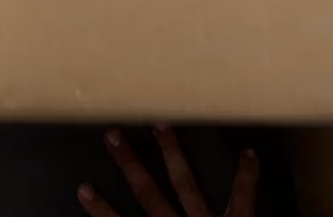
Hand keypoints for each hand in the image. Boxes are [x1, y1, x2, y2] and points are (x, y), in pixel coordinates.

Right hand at [77, 126, 256, 216]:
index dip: (102, 210)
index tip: (84, 188)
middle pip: (149, 195)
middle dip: (130, 165)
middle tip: (113, 135)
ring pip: (186, 184)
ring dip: (173, 154)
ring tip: (161, 124)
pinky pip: (242, 199)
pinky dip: (246, 176)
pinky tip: (249, 153)